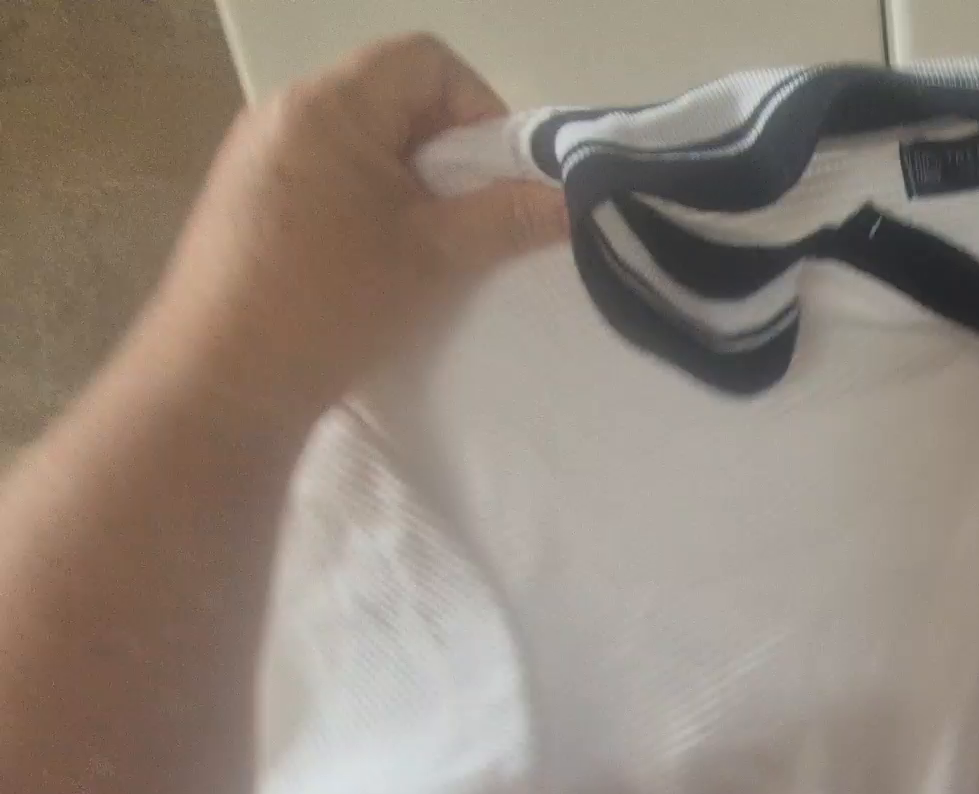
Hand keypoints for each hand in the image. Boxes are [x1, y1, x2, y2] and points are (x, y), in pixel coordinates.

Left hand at [141, 34, 567, 419]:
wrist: (229, 371)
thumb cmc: (336, 299)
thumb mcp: (438, 255)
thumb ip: (509, 217)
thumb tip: (574, 202)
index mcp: (331, 107)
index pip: (427, 62)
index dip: (482, 109)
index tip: (503, 179)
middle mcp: (293, 112)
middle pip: (405, 100)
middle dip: (462, 155)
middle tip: (485, 220)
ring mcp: (273, 154)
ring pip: (381, 143)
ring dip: (430, 186)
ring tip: (445, 246)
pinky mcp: (267, 195)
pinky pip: (350, 175)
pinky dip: (394, 205)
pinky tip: (399, 258)